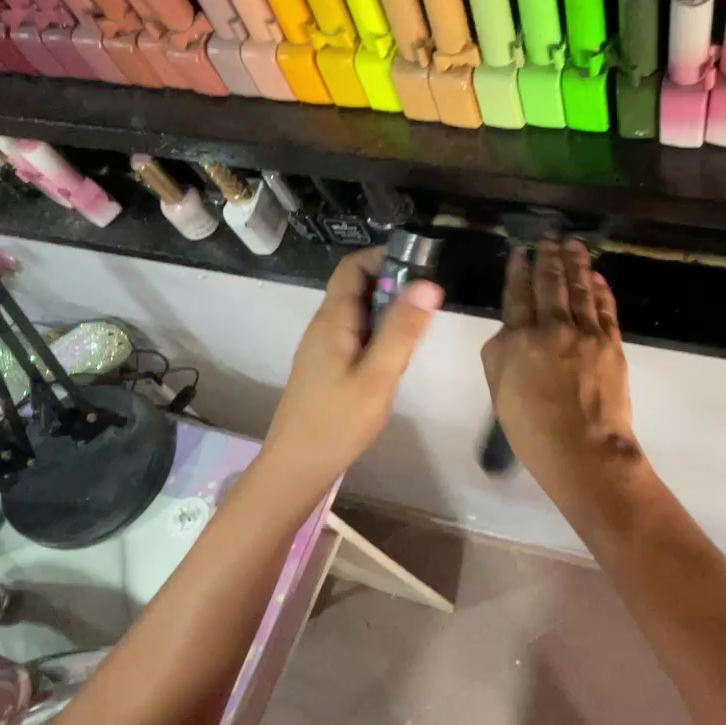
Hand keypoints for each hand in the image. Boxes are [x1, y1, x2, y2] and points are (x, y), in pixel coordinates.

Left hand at [264, 246, 442, 482]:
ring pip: (358, 311)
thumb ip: (402, 329)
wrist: (296, 467)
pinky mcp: (326, 366)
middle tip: (428, 305)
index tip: (421, 268)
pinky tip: (395, 358)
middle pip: (357, 286)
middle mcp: (324, 325)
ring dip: (388, 311)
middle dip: (393, 285)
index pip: (353, 266)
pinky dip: (378, 333)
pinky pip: (355, 334)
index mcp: (333, 320)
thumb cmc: (337, 422)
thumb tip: (429, 283)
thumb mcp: (378, 376)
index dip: (385, 257)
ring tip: (418, 331)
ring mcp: (323, 346)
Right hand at [481, 239, 637, 482]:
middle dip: (548, 258)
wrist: (583, 450)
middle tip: (549, 238)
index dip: (518, 271)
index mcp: (518, 340)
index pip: (517, 296)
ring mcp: (585, 333)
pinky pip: (605, 307)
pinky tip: (596, 276)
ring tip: (573, 245)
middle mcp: (552, 327)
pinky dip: (600, 289)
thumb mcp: (499, 391)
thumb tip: (510, 329)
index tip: (520, 252)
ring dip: (576, 264)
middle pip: (550, 284)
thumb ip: (500, 354)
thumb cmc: (533, 430)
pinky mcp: (610, 343)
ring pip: (580, 288)